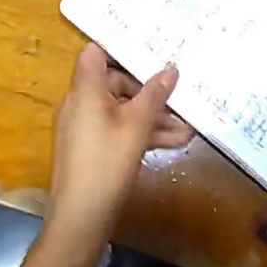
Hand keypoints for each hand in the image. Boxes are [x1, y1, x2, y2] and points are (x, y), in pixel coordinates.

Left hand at [46, 44, 191, 241]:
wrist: (80, 219)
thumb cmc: (107, 163)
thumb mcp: (137, 126)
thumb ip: (155, 94)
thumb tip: (171, 70)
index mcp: (84, 89)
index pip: (95, 52)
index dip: (120, 47)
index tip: (149, 49)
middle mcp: (80, 102)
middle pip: (114, 82)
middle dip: (148, 90)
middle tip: (177, 96)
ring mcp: (83, 126)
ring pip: (120, 109)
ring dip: (151, 116)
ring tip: (186, 127)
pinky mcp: (90, 147)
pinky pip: (117, 128)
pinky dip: (140, 132)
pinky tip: (174, 142)